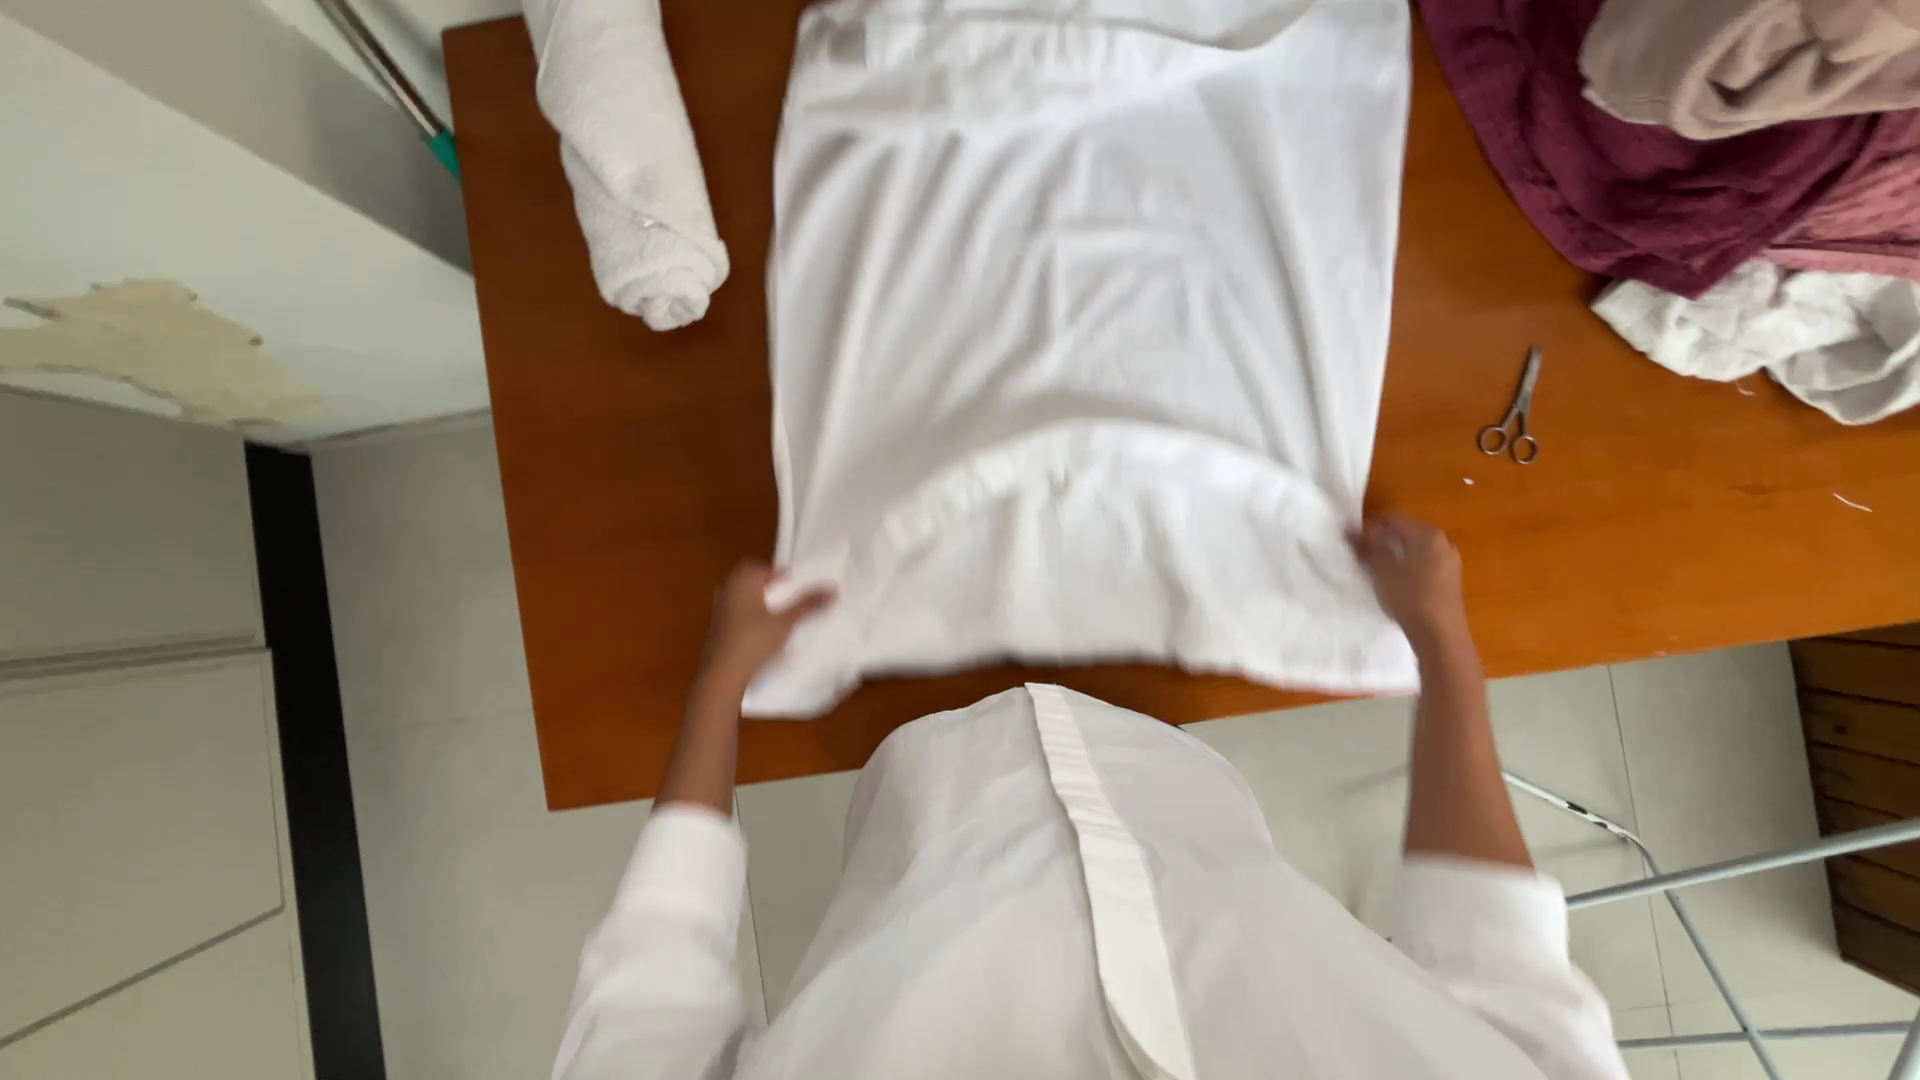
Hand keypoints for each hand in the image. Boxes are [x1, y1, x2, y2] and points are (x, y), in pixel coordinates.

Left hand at [696, 561, 834, 689]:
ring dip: (755, 596)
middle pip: (748, 577)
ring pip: (739, 593)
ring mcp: (719, 608)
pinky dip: (746, 611)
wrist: (722, 672)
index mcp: (743, 581)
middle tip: (785, 593)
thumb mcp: (786, 622)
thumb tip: (833, 589)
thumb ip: (808, 605)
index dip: (780, 574)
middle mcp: (728, 589)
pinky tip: (758, 627)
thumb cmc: (754, 640)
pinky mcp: (716, 626)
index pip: (763, 568)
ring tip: (774, 610)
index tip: (795, 584)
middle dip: (766, 582)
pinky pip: (733, 608)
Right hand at [1349, 515, 1468, 650]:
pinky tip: (1396, 582)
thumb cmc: (1410, 596)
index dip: (1369, 528)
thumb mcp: (1383, 570)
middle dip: (1382, 541)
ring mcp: (1449, 561)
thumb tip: (1349, 528)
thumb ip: (1367, 547)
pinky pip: (1423, 563)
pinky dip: (1407, 566)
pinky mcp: (1450, 579)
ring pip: (1414, 550)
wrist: (1440, 633)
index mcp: (1427, 535)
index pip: (1392, 520)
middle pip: (1405, 534)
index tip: (1351, 542)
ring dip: (1394, 555)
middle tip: (1361, 555)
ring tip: (1376, 570)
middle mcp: (1442, 542)